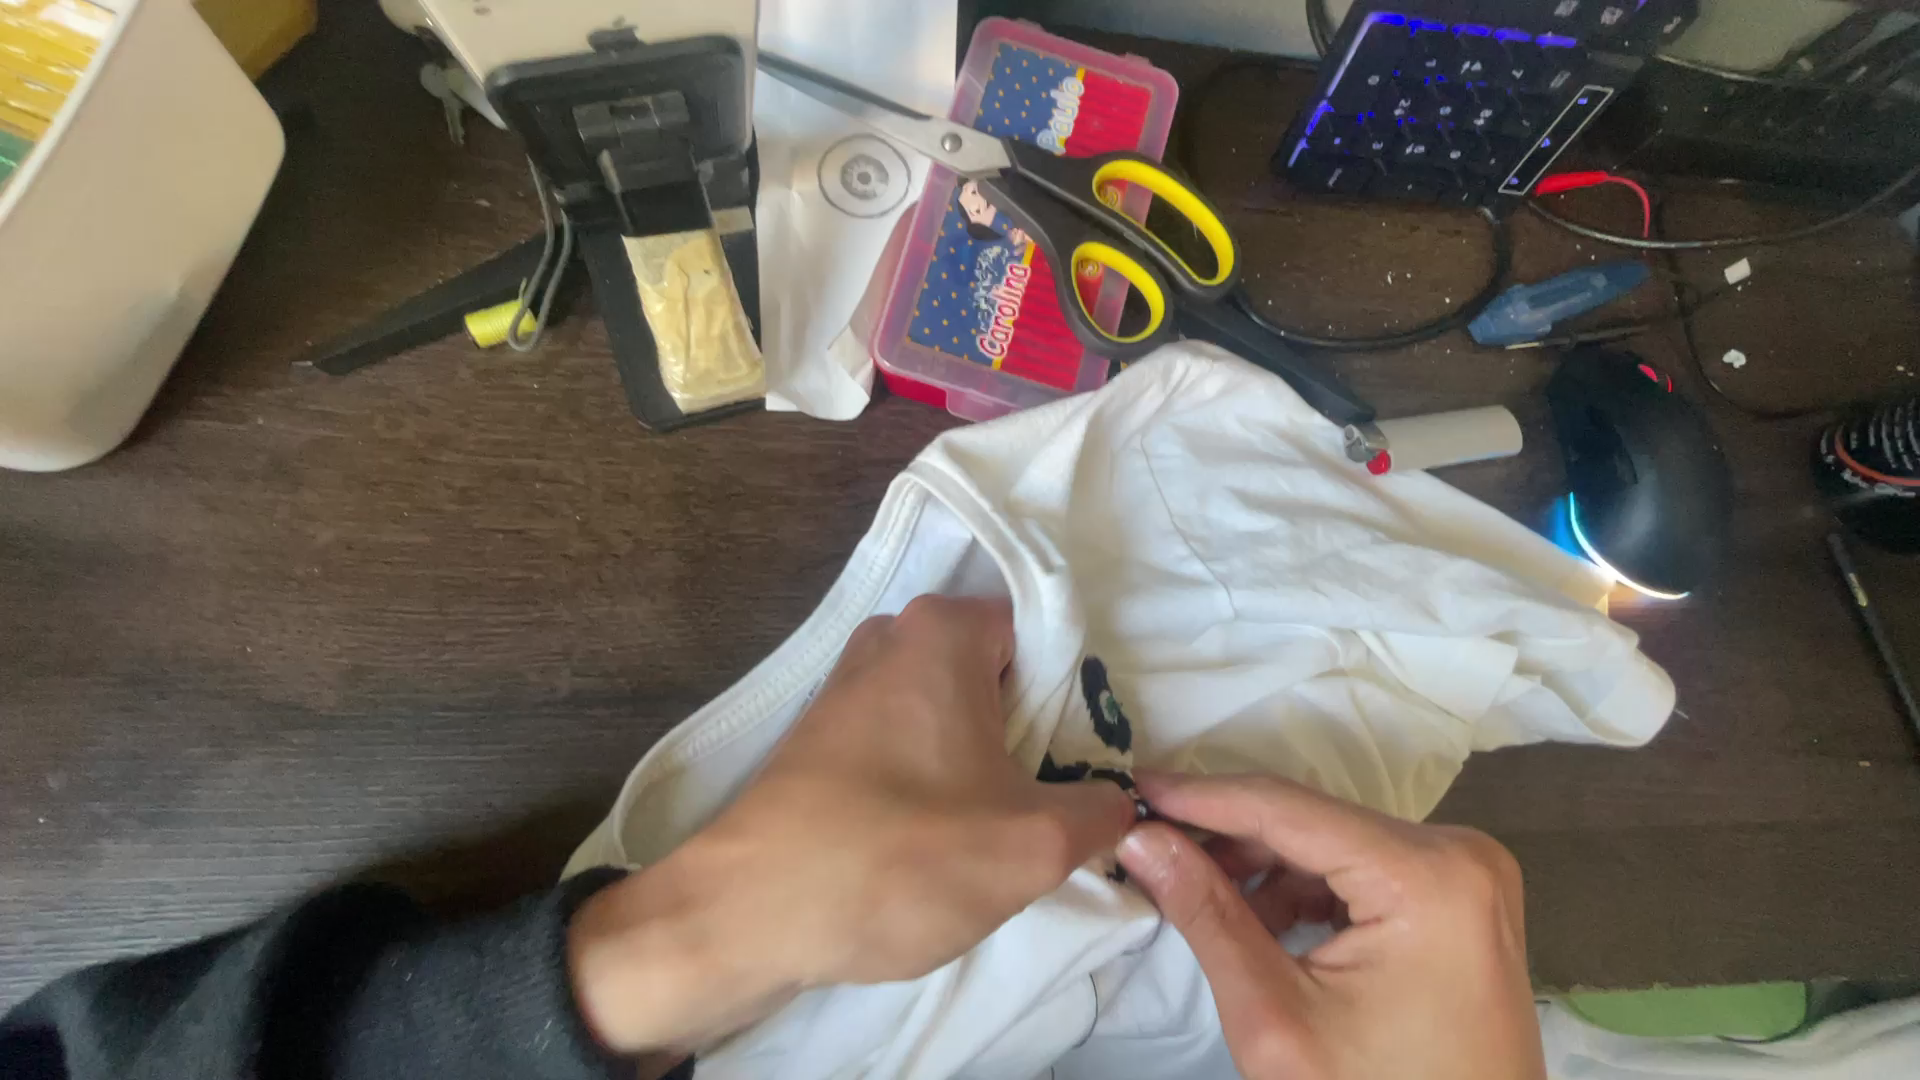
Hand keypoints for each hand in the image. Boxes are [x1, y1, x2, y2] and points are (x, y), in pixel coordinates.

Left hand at [568, 596, 1136, 1058]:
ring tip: (998, 822)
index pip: (1044, 640)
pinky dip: (936, 771)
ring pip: (953, 708)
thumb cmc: (901, 853)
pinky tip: (939, 829)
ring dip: (984, 759)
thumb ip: (1100, 810)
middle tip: (1051, 796)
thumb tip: (1120, 801)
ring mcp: (850, 680)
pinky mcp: (825, 730)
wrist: (749, 912)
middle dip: (1031, 733)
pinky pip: (908, 734)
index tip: (1087, 758)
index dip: (1077, 699)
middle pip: (998, 672)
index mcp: (943, 629)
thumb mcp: (1034, 843)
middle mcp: (892, 634)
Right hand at [1116, 773, 1545, 1079]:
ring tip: (1192, 886)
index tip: (1133, 784)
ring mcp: (1460, 872)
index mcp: (1426, 876)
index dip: (1198, 795)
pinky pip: (1350, 864)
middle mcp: (1454, 853)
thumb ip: (1205, 914)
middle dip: (1222, 833)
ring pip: (1321, 838)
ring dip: (1253, 860)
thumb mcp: (1275, 1017)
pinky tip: (1250, 915)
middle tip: (1148, 838)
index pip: (1284, 808)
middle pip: (1305, 820)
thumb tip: (1138, 836)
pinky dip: (1294, 884)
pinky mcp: (1452, 895)